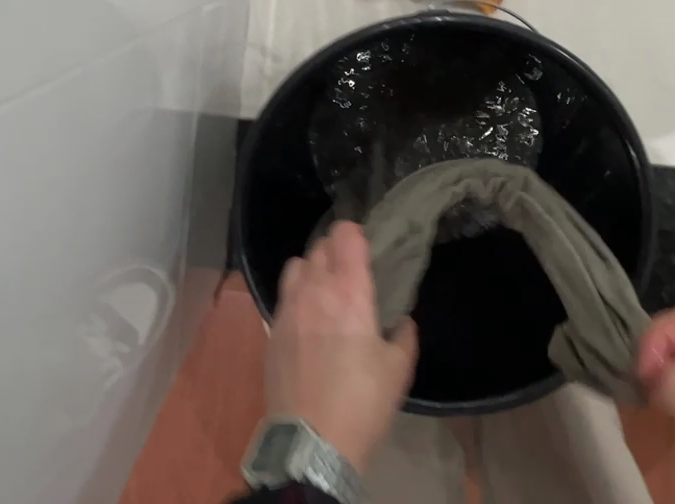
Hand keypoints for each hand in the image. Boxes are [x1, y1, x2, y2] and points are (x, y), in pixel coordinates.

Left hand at [266, 220, 418, 473]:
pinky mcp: (271, 330)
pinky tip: (307, 318)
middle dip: (335, 250)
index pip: (345, 235)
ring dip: (311, 268)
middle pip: (319, 246)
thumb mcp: (399, 369)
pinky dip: (296, 296)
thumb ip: (403, 334)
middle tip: (350, 269)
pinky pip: (283, 296)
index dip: (355, 232)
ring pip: (296, 266)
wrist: (312, 442)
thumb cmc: (363, 401)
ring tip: (325, 289)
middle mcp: (315, 290)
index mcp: (350, 291)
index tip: (365, 244)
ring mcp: (288, 308)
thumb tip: (401, 320)